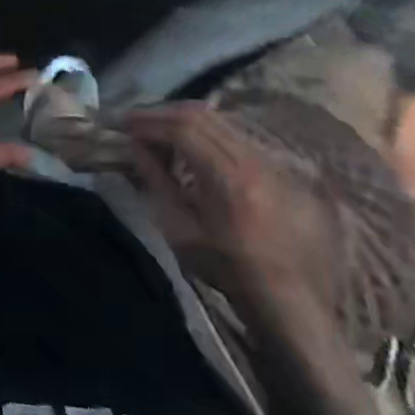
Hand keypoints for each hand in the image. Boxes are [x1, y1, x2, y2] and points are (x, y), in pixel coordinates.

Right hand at [125, 104, 338, 308]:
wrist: (291, 300)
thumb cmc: (228, 270)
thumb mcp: (180, 230)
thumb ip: (157, 180)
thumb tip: (135, 146)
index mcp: (228, 179)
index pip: (183, 129)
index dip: (148, 120)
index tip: (123, 124)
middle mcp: (253, 161)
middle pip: (201, 116)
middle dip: (163, 113)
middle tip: (136, 122)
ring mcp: (269, 163)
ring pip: (220, 121)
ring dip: (183, 120)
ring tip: (159, 132)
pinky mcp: (277, 170)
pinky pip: (234, 134)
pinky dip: (205, 131)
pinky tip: (190, 147)